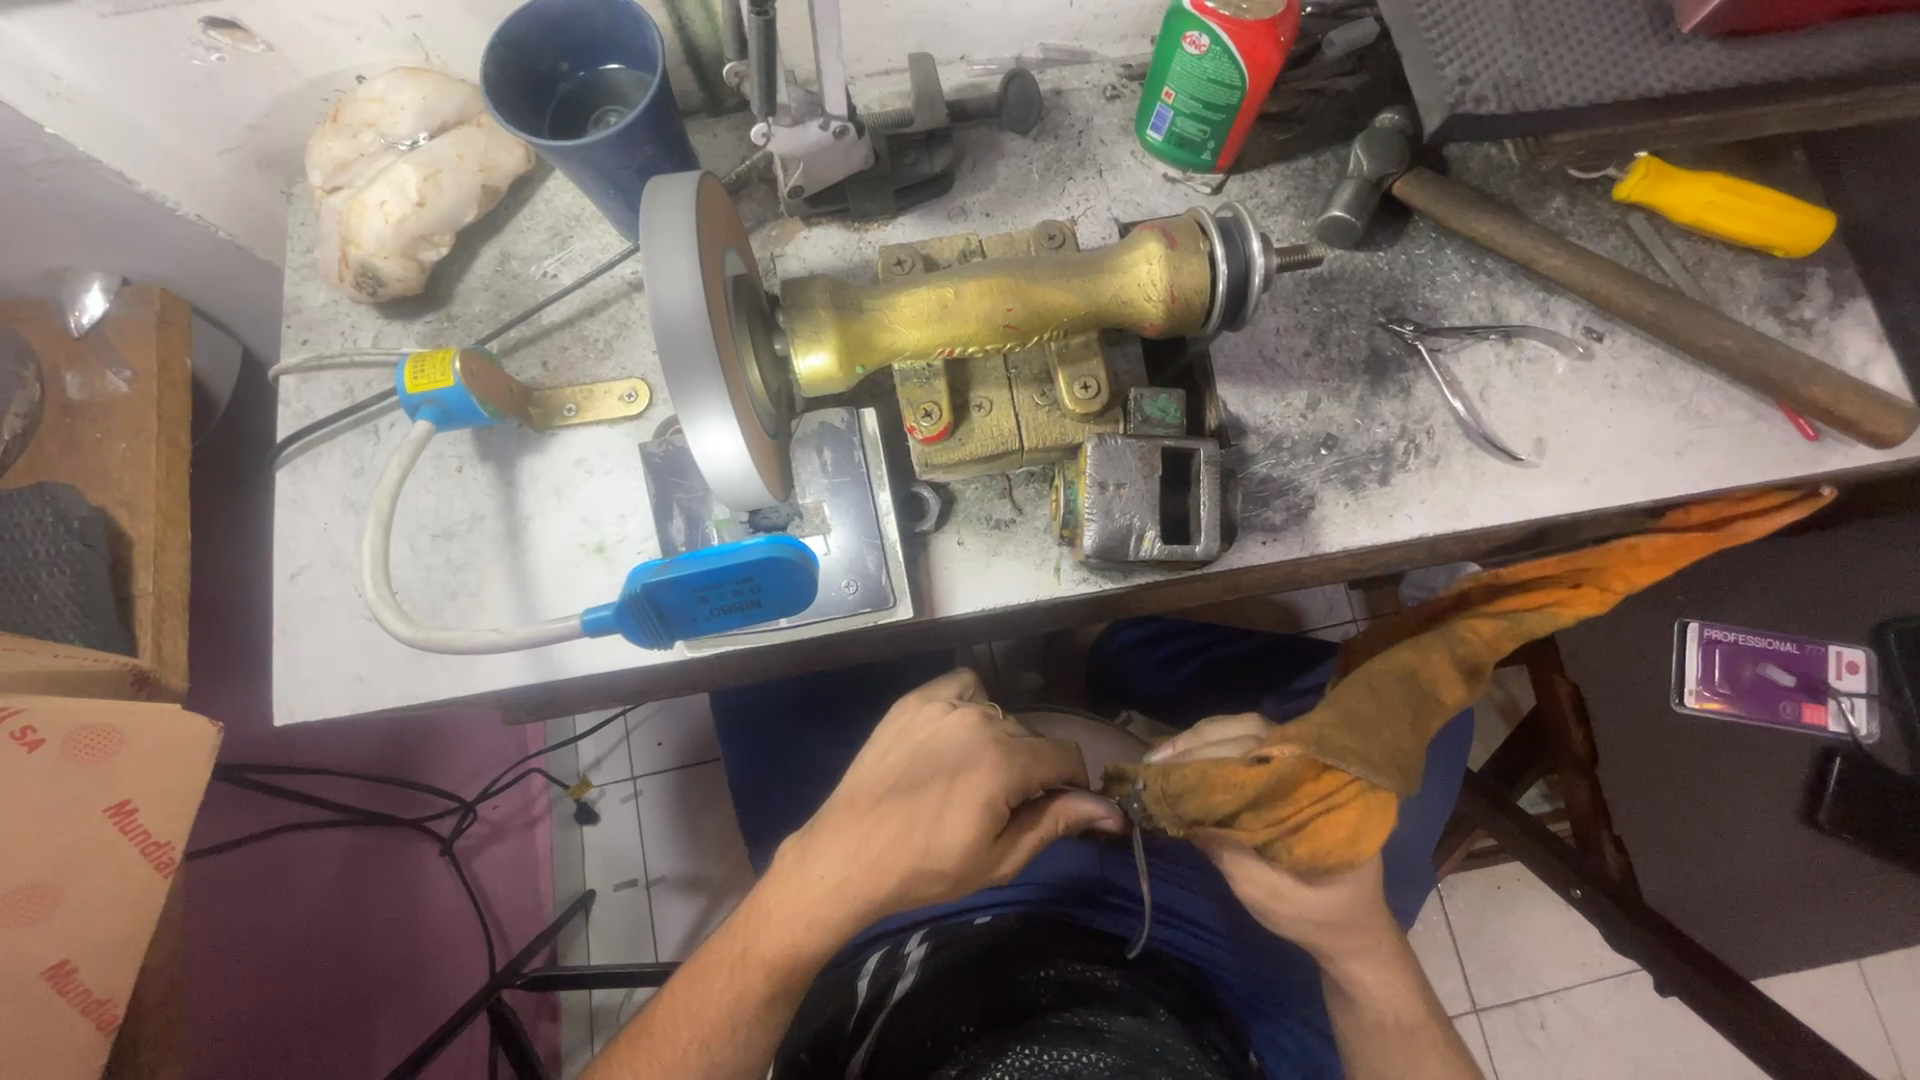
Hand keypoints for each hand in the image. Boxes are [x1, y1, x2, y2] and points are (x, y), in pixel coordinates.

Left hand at [772, 669, 1126, 935]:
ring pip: (998, 714)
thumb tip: (1110, 809)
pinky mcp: (914, 701)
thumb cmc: (926, 867)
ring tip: (970, 775)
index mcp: (1006, 761)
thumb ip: (1056, 821)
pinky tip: (954, 736)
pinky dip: (969, 704)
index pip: (1066, 755)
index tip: (1054, 807)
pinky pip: (962, 686)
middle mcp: (981, 720)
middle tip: (1002, 804)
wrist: (848, 853)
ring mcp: (944, 705)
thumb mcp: (999, 858)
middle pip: (1031, 737)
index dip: (1070, 784)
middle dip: (1031, 768)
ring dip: (1000, 740)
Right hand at [1150, 714, 1398, 967]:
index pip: (1261, 755)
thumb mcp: (1265, 893)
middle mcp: (1316, 767)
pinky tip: (1184, 756)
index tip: (1170, 767)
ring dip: (1202, 738)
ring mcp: (1305, 764)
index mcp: (1321, 794)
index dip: (1211, 755)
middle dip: (1199, 742)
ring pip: (1249, 730)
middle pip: (1252, 732)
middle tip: (1155, 758)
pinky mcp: (1290, 771)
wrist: (1353, 930)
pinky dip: (1214, 743)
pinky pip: (1250, 742)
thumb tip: (1180, 808)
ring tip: (1163, 754)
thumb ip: (1227, 850)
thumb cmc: (1312, 915)